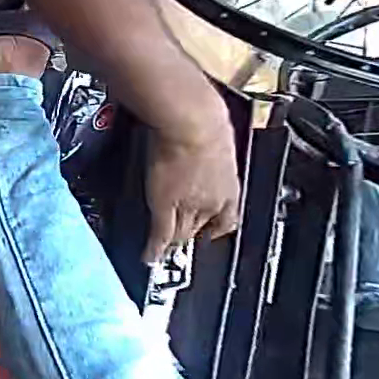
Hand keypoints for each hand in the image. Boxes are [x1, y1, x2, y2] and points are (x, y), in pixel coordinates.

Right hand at [144, 105, 240, 260]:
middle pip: (202, 227)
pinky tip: (149, 256)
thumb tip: (194, 141)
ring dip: (172, 243)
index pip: (225, 218)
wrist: (191, 124)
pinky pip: (162, 234)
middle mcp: (215, 200)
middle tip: (178, 243)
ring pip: (182, 232)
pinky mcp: (167, 206)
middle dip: (191, 236)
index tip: (208, 233)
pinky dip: (155, 248)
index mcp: (229, 185)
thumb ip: (206, 148)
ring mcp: (191, 205)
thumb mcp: (214, 139)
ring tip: (160, 251)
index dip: (214, 228)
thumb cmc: (201, 122)